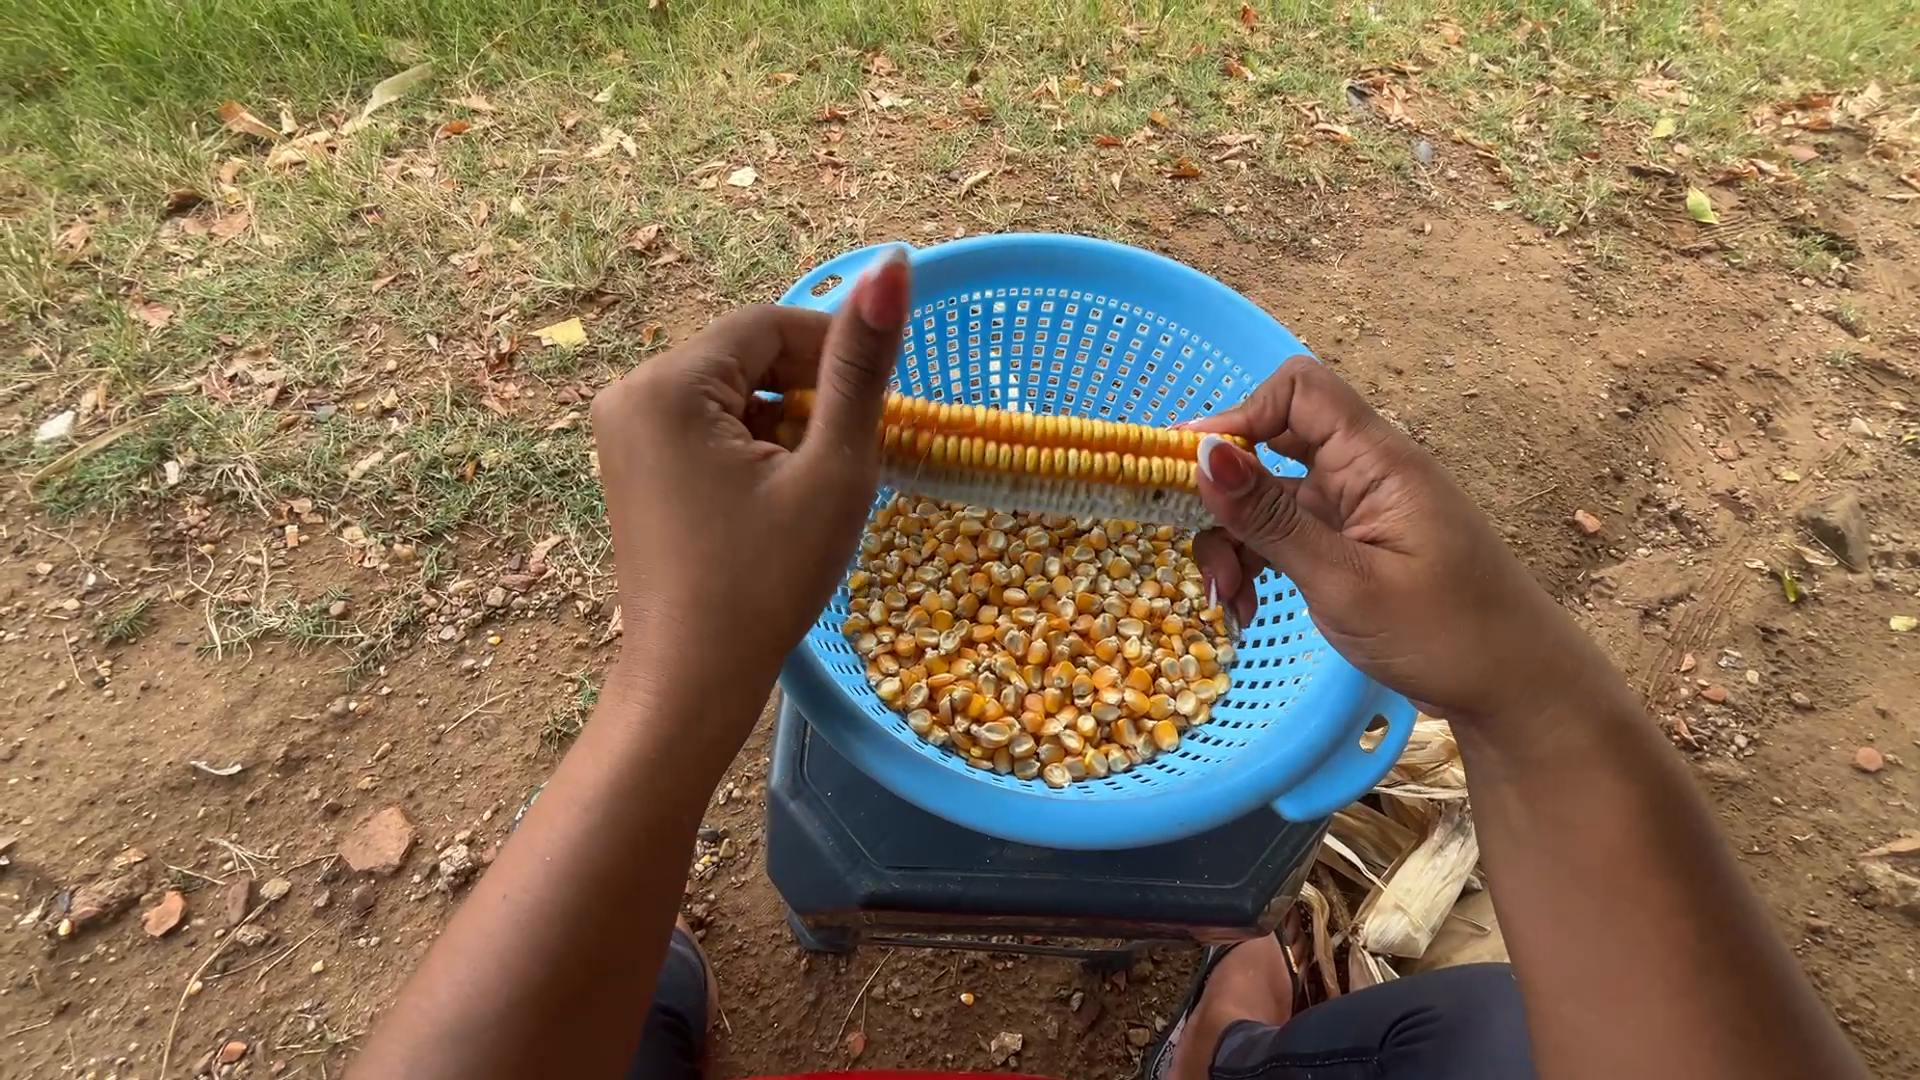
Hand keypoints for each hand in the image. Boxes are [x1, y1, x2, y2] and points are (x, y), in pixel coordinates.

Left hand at [590, 248, 910, 696]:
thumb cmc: (769, 580)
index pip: (770, 325)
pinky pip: (704, 430)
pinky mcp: (633, 470)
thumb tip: (894, 265)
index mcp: (668, 385)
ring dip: (784, 423)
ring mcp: (624, 435)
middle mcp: (629, 394)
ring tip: (815, 484)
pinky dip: (752, 447)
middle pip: (744, 357)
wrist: (693, 681)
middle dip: (808, 393)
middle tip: (850, 454)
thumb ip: (861, 368)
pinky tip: (776, 497)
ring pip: (728, 395)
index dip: (835, 351)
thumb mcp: (831, 472)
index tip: (880, 401)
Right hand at [1187, 356, 1613, 724]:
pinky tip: (1245, 608)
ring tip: (1228, 600)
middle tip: (1186, 539)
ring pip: (1262, 501)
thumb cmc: (1445, 634)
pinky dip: (1251, 566)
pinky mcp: (1340, 544)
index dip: (1240, 415)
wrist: (1515, 693)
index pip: (1298, 391)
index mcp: (1374, 460)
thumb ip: (1270, 519)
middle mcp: (1357, 473)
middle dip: (1221, 495)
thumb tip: (1204, 455)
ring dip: (1230, 544)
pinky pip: (1276, 536)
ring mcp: (1347, 510)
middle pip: (1267, 446)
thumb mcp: (1345, 581)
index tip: (1189, 467)